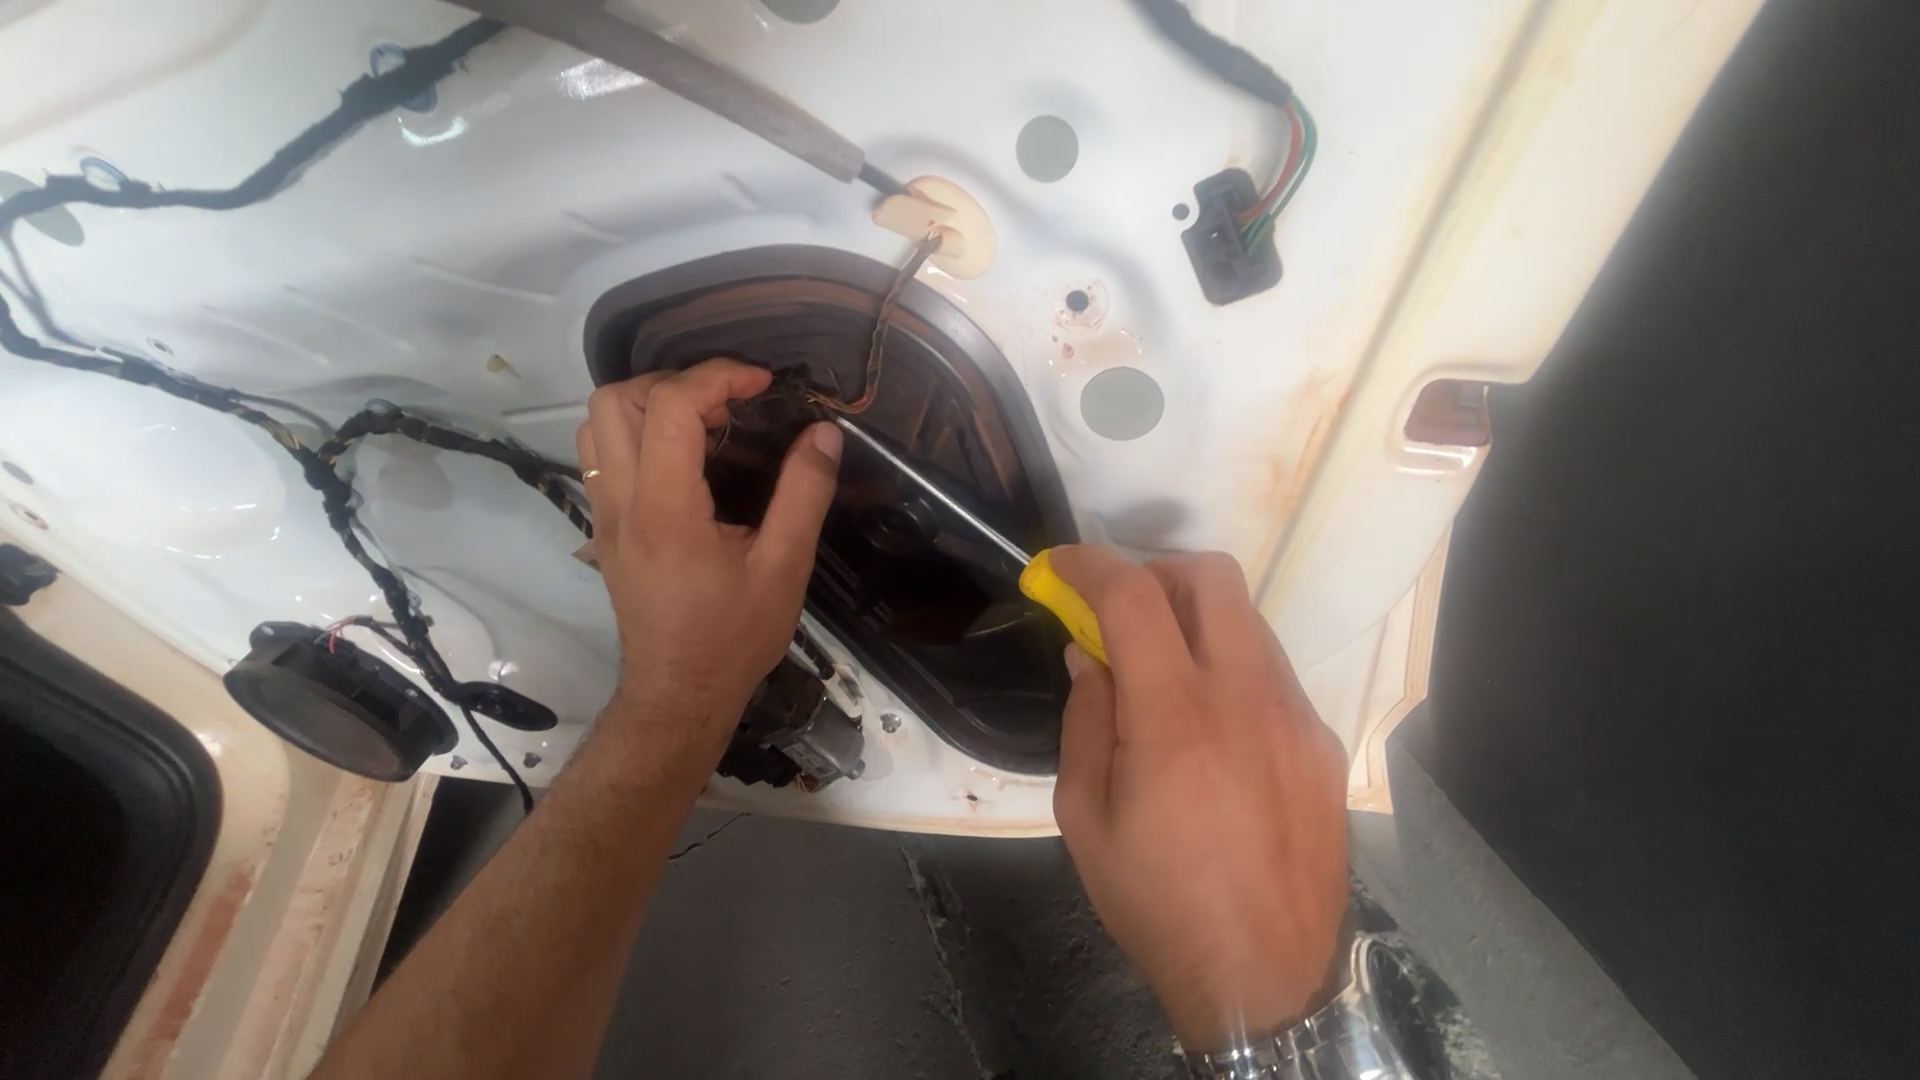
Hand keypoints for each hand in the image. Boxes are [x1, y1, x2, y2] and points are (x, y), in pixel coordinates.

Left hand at [576, 359, 840, 758]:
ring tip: (705, 422)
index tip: (762, 384)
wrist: (680, 693)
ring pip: (598, 424)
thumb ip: (805, 493)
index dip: (717, 376)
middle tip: (728, 402)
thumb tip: (823, 434)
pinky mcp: (603, 528)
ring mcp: (603, 515)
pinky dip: (638, 432)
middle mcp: (620, 503)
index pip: (669, 406)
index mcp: (665, 509)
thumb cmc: (735, 636)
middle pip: (614, 400)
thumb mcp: (786, 567)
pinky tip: (684, 457)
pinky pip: (601, 454)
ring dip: (649, 404)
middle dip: (674, 381)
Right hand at [1048, 545, 1348, 1050]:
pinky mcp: (1321, 742)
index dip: (1087, 565)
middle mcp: (1247, 698)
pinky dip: (1228, 665)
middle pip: (1211, 576)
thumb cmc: (1156, 901)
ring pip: (1246, 618)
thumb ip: (1086, 718)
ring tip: (1163, 674)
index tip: (1058, 568)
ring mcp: (1296, 716)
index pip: (1132, 596)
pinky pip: (1270, 669)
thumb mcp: (1085, 815)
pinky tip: (1210, 725)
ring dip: (1194, 620)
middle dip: (1154, 573)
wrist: (1266, 981)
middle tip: (1121, 615)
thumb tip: (1090, 654)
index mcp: (1176, 718)